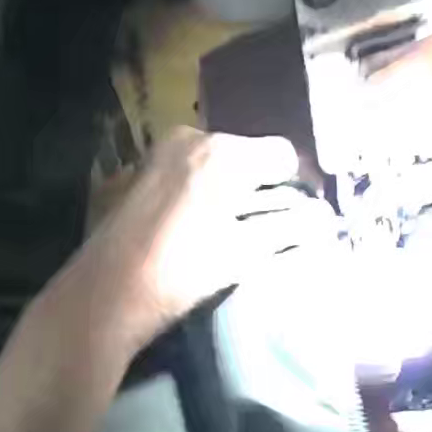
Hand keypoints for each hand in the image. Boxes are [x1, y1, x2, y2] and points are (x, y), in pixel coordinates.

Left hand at [54, 127, 336, 353]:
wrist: (106, 293)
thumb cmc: (180, 273)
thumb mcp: (242, 253)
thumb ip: (288, 231)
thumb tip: (325, 221)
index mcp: (224, 151)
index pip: (283, 155)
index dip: (300, 185)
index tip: (307, 213)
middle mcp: (194, 138)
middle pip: (250, 156)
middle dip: (267, 188)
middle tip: (276, 225)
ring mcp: (164, 152)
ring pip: (220, 164)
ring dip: (237, 191)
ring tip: (240, 228)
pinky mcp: (145, 172)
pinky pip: (193, 172)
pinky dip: (209, 191)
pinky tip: (207, 224)